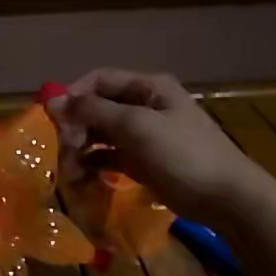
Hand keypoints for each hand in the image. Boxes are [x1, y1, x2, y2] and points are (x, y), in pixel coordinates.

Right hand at [48, 69, 269, 220]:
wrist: (222, 196)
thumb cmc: (182, 154)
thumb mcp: (136, 126)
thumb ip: (93, 112)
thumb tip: (52, 101)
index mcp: (147, 88)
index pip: (98, 80)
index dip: (72, 96)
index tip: (53, 121)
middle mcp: (142, 105)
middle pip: (95, 107)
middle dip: (74, 126)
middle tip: (65, 150)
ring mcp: (140, 134)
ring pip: (97, 133)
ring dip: (78, 148)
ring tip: (70, 170)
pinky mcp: (138, 159)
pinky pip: (105, 156)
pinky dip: (90, 164)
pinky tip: (81, 177)